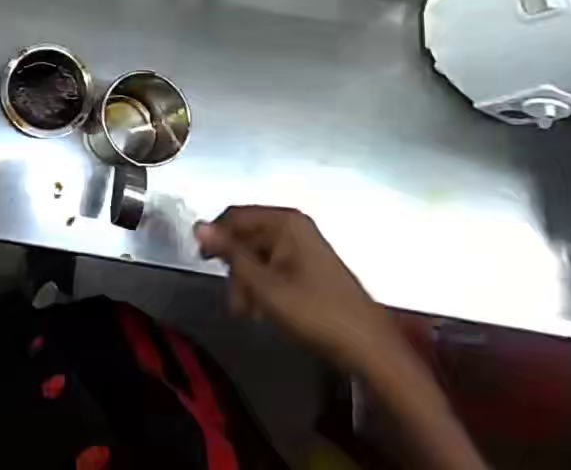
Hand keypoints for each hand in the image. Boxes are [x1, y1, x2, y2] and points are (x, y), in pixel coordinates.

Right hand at [194, 206, 401, 375]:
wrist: (372, 353)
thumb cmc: (317, 313)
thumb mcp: (263, 284)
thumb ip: (228, 252)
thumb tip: (198, 227)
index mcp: (285, 221)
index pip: (232, 216)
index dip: (214, 237)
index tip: (204, 261)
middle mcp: (295, 227)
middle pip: (245, 236)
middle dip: (235, 268)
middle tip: (234, 298)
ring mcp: (305, 246)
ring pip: (258, 255)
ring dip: (248, 282)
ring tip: (249, 310)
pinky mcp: (312, 267)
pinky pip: (274, 266)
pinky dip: (264, 286)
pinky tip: (265, 309)